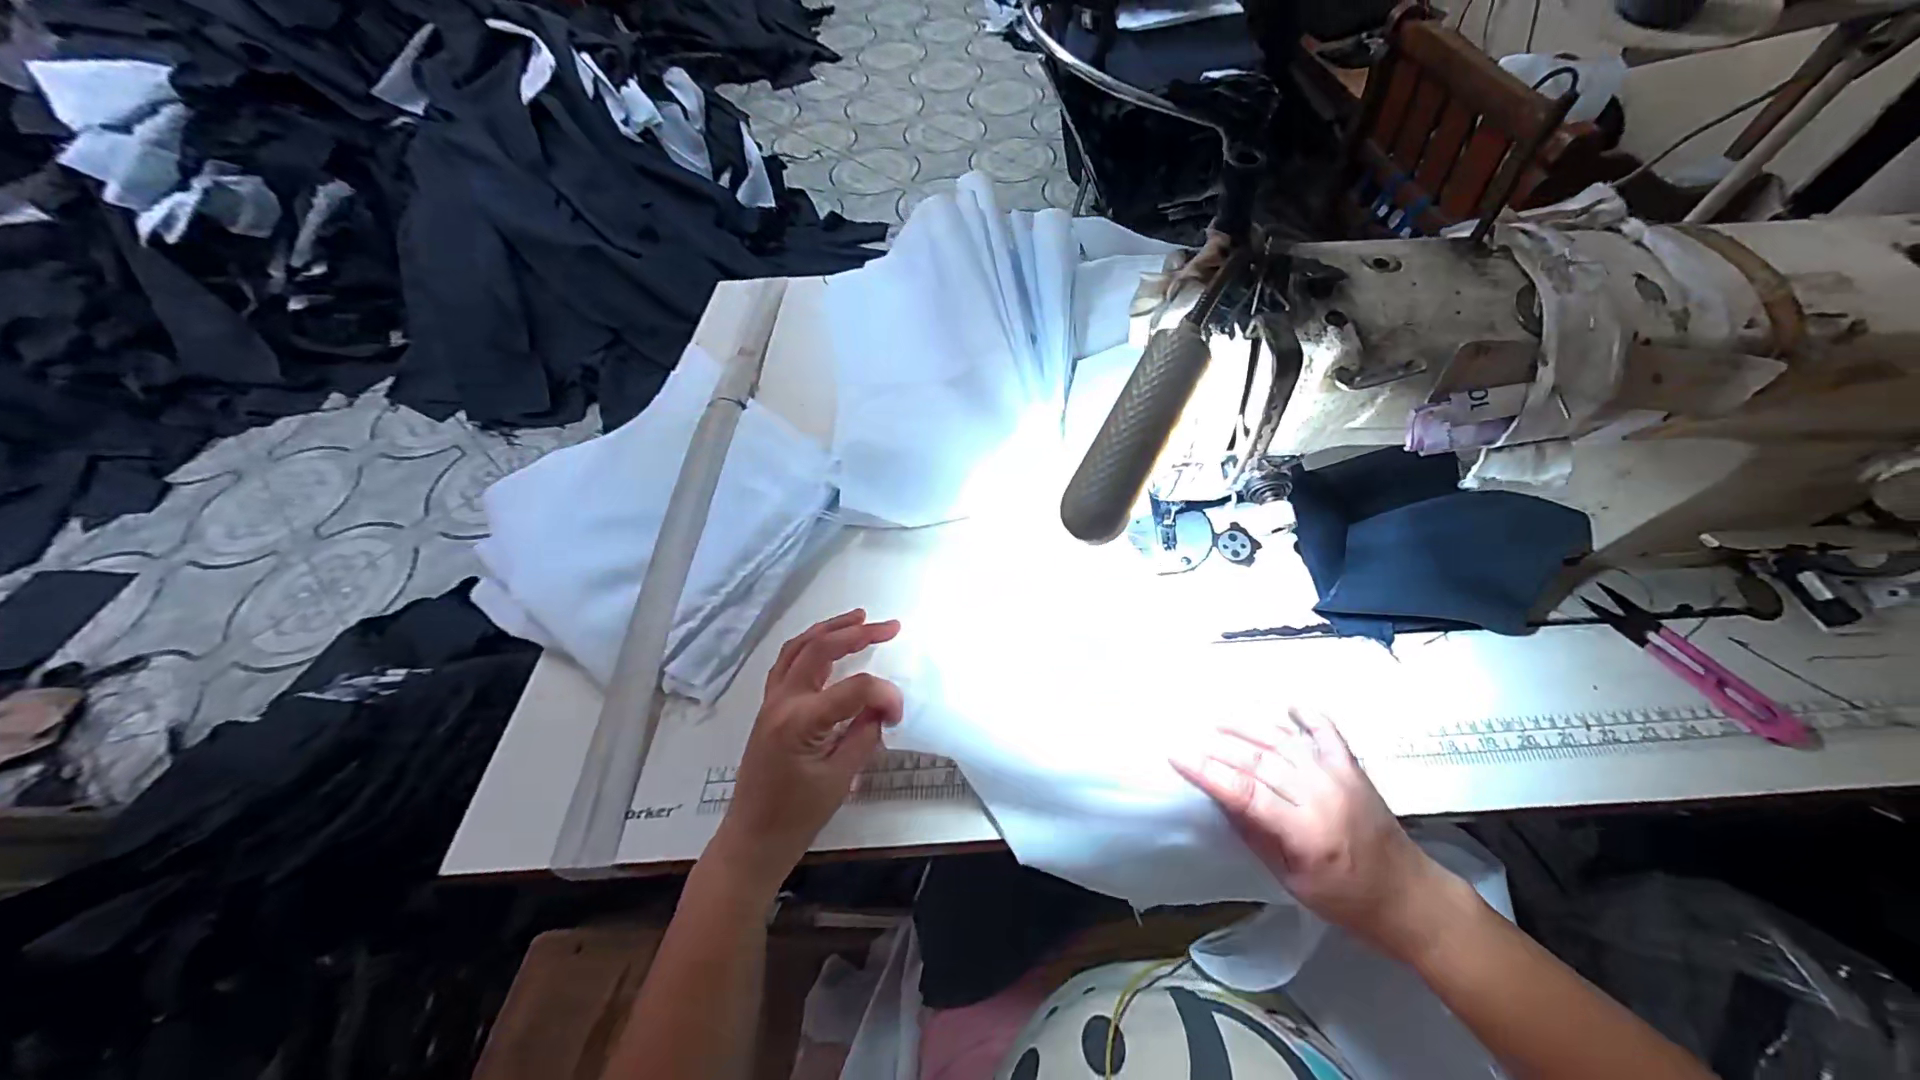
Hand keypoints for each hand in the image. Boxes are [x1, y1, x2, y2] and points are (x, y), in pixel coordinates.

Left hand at [715, 610, 902, 887]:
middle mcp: (782, 701)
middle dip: (857, 632)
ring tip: (859, 618)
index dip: (884, 695)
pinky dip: (809, 645)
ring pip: (799, 648)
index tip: (899, 714)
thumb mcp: (841, 779)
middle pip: (820, 649)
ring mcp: (771, 701)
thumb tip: (884, 705)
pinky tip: (825, 643)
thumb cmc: (797, 817)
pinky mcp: (769, 707)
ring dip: (830, 629)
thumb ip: (865, 733)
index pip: (853, 688)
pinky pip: (787, 663)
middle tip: (890, 627)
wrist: (753, 838)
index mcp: (800, 721)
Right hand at [1171, 707, 1456, 961]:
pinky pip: (1327, 733)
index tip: (1176, 755)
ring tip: (1219, 722)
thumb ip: (1255, 834)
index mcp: (1305, 832)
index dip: (1206, 772)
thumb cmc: (1345, 900)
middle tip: (1190, 739)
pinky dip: (1307, 716)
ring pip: (1285, 741)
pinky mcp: (1354, 768)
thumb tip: (1220, 797)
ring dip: (1249, 728)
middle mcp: (1322, 796)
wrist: (1411, 898)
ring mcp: (1340, 777)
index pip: (1244, 792)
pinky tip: (1286, 706)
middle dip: (1220, 748)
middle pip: (1260, 760)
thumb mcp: (1290, 879)